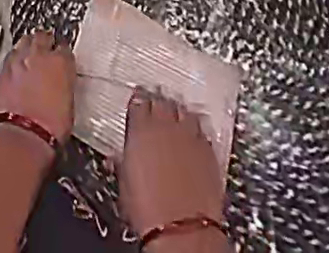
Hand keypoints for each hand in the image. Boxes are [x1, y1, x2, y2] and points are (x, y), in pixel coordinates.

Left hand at [0, 30, 73, 149]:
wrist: (26, 135)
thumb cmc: (51, 126)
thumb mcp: (69, 102)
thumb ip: (64, 83)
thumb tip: (60, 84)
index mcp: (62, 62)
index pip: (64, 48)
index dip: (62, 52)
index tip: (61, 56)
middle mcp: (40, 56)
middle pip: (42, 36)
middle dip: (44, 40)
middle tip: (45, 46)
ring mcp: (20, 60)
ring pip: (24, 41)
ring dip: (28, 46)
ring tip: (29, 52)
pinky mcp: (5, 70)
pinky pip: (10, 57)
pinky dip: (14, 59)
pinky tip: (15, 65)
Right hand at [118, 90, 225, 235]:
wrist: (182, 229)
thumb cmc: (148, 210)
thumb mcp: (125, 181)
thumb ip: (123, 159)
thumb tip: (120, 157)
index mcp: (141, 129)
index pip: (139, 101)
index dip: (138, 101)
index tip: (138, 102)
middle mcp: (166, 125)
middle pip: (162, 101)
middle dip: (158, 102)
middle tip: (155, 105)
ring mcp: (189, 135)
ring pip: (184, 110)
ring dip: (178, 111)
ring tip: (175, 115)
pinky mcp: (208, 150)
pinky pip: (201, 129)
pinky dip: (196, 129)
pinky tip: (193, 134)